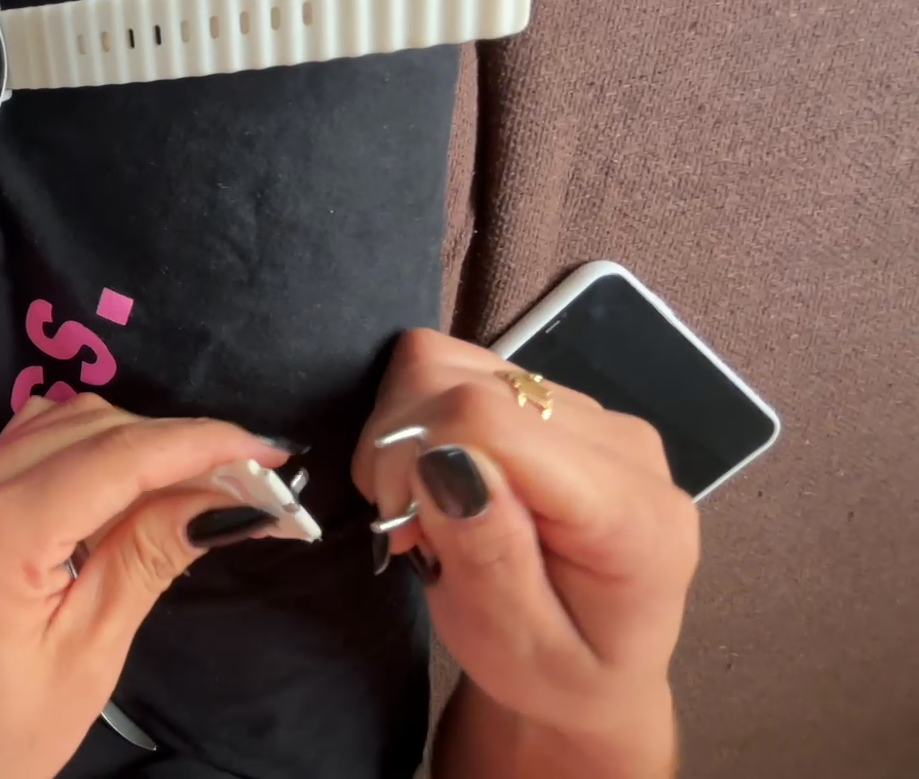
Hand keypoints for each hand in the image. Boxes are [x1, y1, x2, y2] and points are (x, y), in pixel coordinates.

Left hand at [0, 394, 286, 778]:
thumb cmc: (0, 727)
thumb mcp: (89, 652)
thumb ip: (149, 555)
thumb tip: (227, 499)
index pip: (115, 457)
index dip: (199, 444)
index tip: (267, 452)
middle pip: (94, 427)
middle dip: (178, 445)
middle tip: (248, 481)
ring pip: (68, 419)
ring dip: (138, 441)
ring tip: (197, 484)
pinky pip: (37, 433)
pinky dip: (92, 443)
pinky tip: (126, 481)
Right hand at [351, 330, 699, 765]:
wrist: (583, 662)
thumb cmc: (551, 666)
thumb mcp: (515, 643)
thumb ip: (488, 554)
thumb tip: (442, 459)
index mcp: (630, 511)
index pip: (486, 420)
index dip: (415, 459)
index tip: (405, 528)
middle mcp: (615, 440)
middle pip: (454, 386)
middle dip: (399, 451)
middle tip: (408, 524)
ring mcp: (576, 406)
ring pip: (436, 364)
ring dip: (398, 429)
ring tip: (419, 497)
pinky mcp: (535, 390)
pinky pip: (439, 362)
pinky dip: (408, 410)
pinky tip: (428, 463)